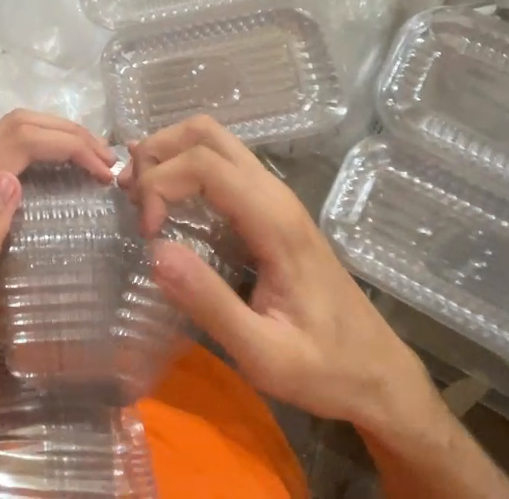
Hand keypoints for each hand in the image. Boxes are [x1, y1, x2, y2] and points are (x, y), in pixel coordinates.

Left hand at [0, 111, 115, 388]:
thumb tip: (9, 179)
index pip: (22, 139)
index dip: (67, 143)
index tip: (104, 170)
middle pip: (18, 124)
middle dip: (67, 133)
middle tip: (108, 162)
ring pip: (12, 130)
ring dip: (55, 134)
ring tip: (94, 160)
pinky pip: (9, 147)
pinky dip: (42, 145)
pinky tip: (63, 168)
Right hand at [125, 117, 439, 437]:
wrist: (378, 375)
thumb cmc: (324, 369)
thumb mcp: (265, 355)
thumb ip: (210, 305)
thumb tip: (154, 252)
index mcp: (275, 222)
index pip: (204, 164)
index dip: (161, 185)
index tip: (145, 233)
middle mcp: (274, 193)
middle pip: (205, 134)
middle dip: (157, 154)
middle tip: (130, 199)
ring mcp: (273, 196)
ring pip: (211, 140)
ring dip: (167, 154)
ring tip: (139, 196)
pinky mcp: (267, 207)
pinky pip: (218, 162)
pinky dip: (180, 165)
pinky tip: (161, 198)